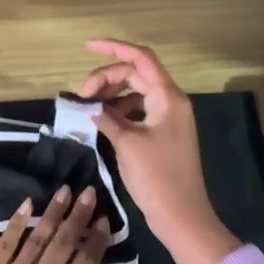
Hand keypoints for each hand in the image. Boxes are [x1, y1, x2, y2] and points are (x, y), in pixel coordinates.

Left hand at [0, 185, 110, 263]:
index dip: (96, 241)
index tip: (105, 220)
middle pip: (62, 244)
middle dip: (78, 216)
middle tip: (88, 192)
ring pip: (35, 238)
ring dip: (52, 212)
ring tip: (65, 190)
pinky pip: (4, 245)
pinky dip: (16, 223)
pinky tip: (27, 205)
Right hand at [80, 39, 240, 263]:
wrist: (182, 217)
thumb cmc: (158, 176)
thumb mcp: (127, 143)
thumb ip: (106, 117)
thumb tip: (89, 106)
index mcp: (168, 97)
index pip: (140, 58)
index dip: (113, 47)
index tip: (86, 46)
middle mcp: (170, 101)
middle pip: (135, 74)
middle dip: (106, 77)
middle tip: (82, 96)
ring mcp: (167, 118)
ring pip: (135, 92)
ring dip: (110, 94)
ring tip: (88, 107)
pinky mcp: (162, 134)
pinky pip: (137, 110)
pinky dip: (118, 110)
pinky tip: (101, 120)